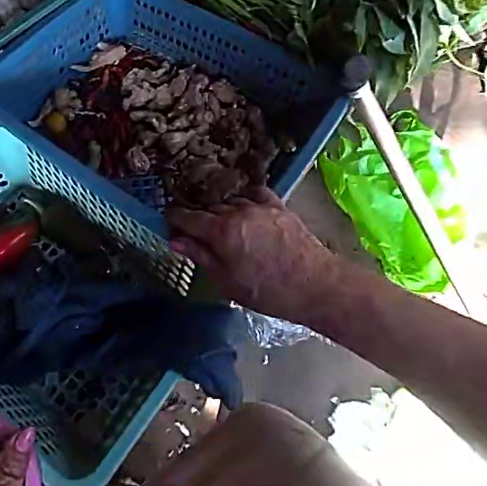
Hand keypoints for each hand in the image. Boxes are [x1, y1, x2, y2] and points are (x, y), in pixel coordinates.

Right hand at [166, 187, 347, 324]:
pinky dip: (245, 199)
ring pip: (230, 201)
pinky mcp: (279, 207)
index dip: (175, 219)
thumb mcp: (227, 282)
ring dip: (222, 211)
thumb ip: (201, 257)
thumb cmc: (269, 292)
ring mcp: (260, 207)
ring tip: (222, 226)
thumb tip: (175, 241)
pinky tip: (245, 209)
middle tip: (196, 233)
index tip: (169, 222)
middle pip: (209, 209)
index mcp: (221, 231)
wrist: (317, 286)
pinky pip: (255, 194)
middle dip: (199, 218)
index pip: (188, 218)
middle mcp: (238, 212)